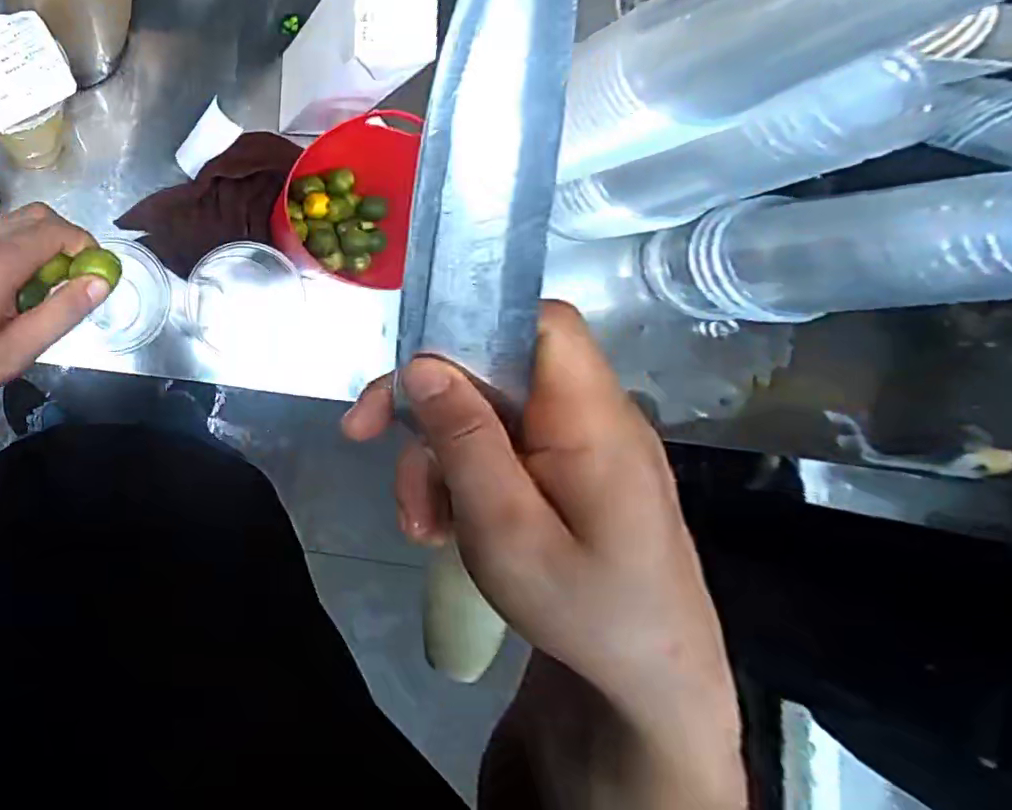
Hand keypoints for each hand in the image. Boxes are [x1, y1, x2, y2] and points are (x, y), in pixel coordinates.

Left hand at [0, 203, 108, 415]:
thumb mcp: (17, 350)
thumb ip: (62, 312)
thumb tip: (100, 282)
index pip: (57, 230)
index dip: (85, 246)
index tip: (95, 275)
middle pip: (38, 216)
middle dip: (66, 239)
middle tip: (73, 279)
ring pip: (15, 223)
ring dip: (41, 243)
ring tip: (44, 289)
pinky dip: (18, 248)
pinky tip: (12, 290)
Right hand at [342, 303, 739, 776]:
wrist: (646, 689)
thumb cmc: (585, 612)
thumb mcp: (506, 530)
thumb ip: (464, 440)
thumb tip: (420, 363)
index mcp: (591, 419)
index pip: (543, 322)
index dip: (476, 321)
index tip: (412, 364)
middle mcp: (585, 416)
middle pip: (489, 369)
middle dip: (423, 403)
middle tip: (365, 435)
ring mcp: (573, 443)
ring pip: (480, 411)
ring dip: (433, 454)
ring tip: (418, 524)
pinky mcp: (560, 468)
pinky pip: (494, 445)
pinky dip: (456, 474)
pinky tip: (441, 524)